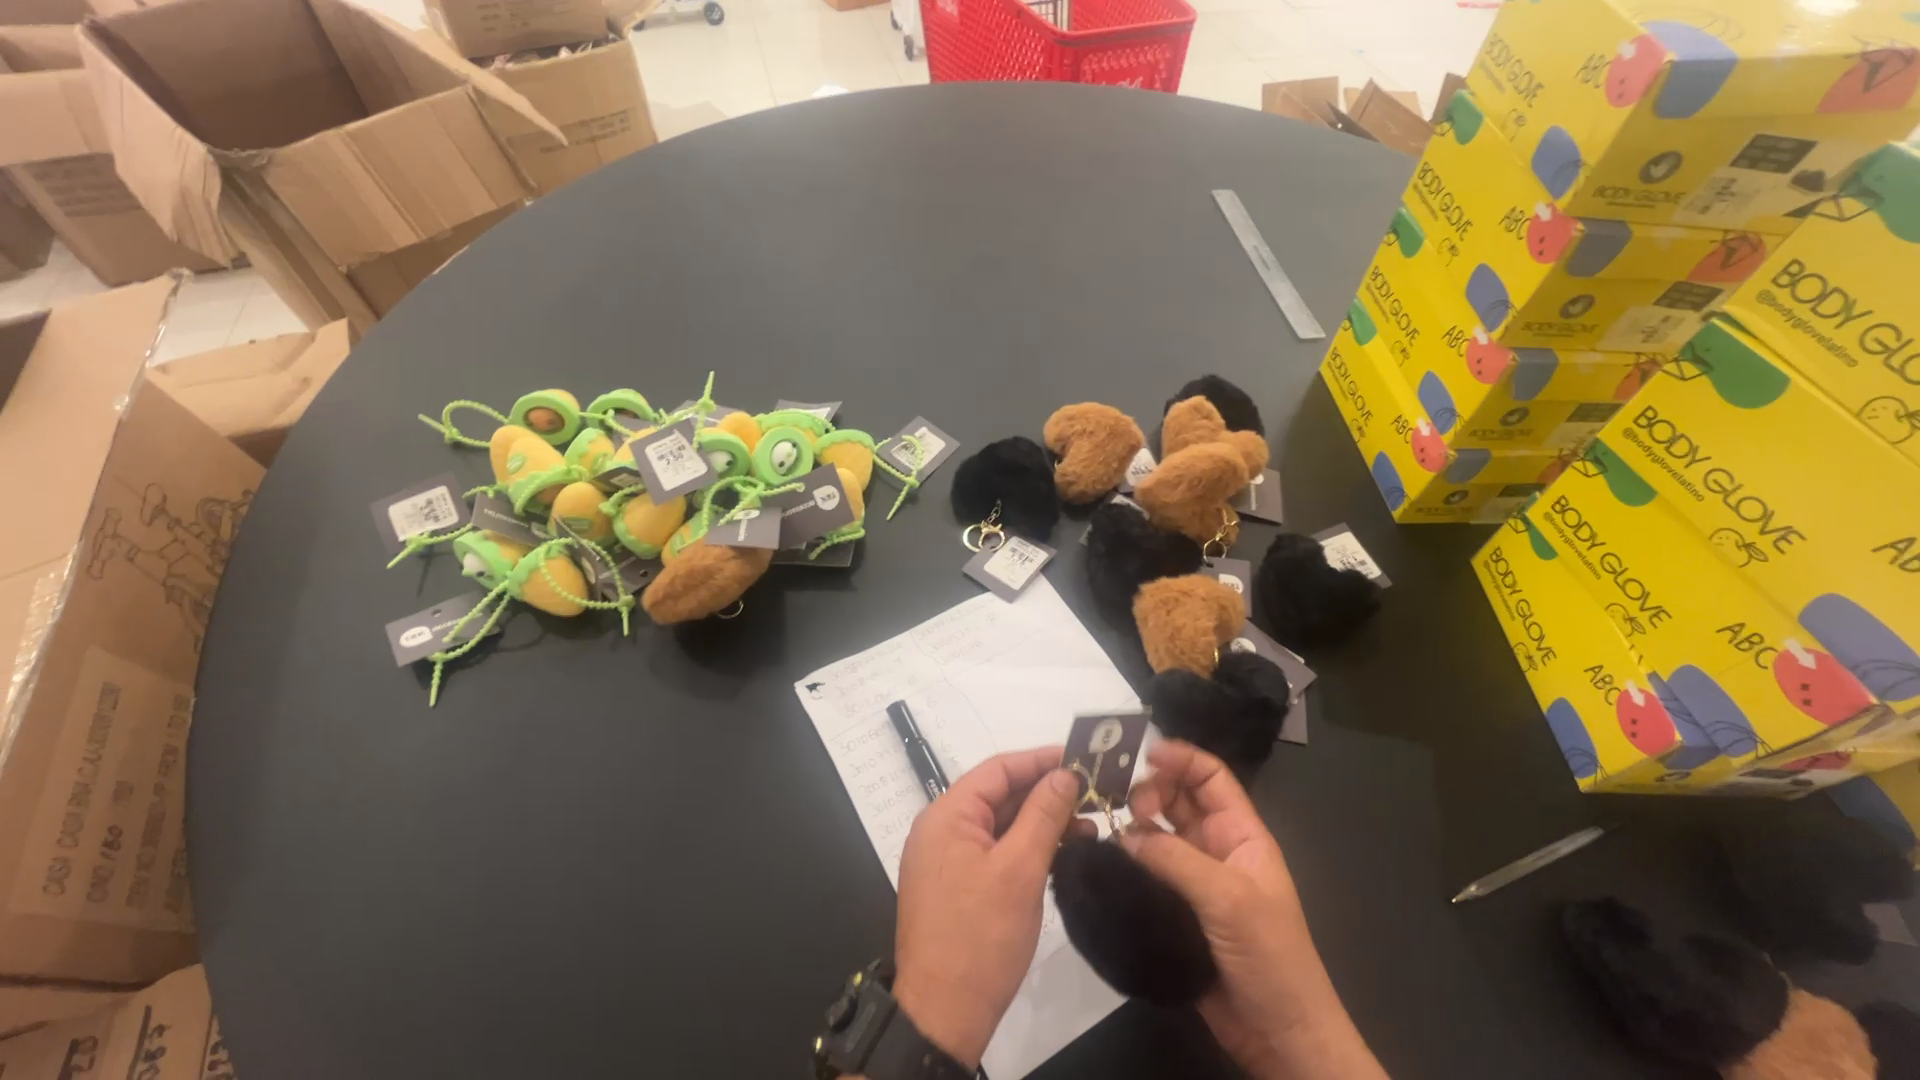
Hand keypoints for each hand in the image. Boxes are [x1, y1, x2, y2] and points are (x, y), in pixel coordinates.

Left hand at [890, 746, 1085, 1067]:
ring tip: (1088, 825)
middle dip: (1046, 793)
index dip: (1040, 760)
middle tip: (1094, 793)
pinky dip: (1028, 848)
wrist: (943, 1013)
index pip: (997, 769)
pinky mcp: (959, 886)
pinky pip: (997, 852)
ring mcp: (949, 860)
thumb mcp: (1019, 869)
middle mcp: (943, 829)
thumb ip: (1043, 815)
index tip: (1082, 758)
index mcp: (947, 815)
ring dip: (1041, 822)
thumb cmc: (980, 935)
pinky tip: (1062, 852)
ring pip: (1001, 825)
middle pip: (999, 795)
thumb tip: (1066, 774)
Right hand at [1124, 741, 1385, 1079]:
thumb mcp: (1228, 898)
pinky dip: (1124, 864)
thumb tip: (1124, 834)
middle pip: (1177, 801)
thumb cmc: (1270, 957)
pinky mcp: (1174, 914)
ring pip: (1157, 837)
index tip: (1142, 753)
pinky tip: (1102, 862)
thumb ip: (1175, 859)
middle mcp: (1216, 851)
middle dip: (1149, 790)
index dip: (1181, 759)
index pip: (1211, 778)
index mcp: (1241, 836)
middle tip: (1119, 803)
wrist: (1279, 1035)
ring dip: (1132, 826)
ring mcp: (1194, 884)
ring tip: (1102, 828)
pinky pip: (1145, 876)